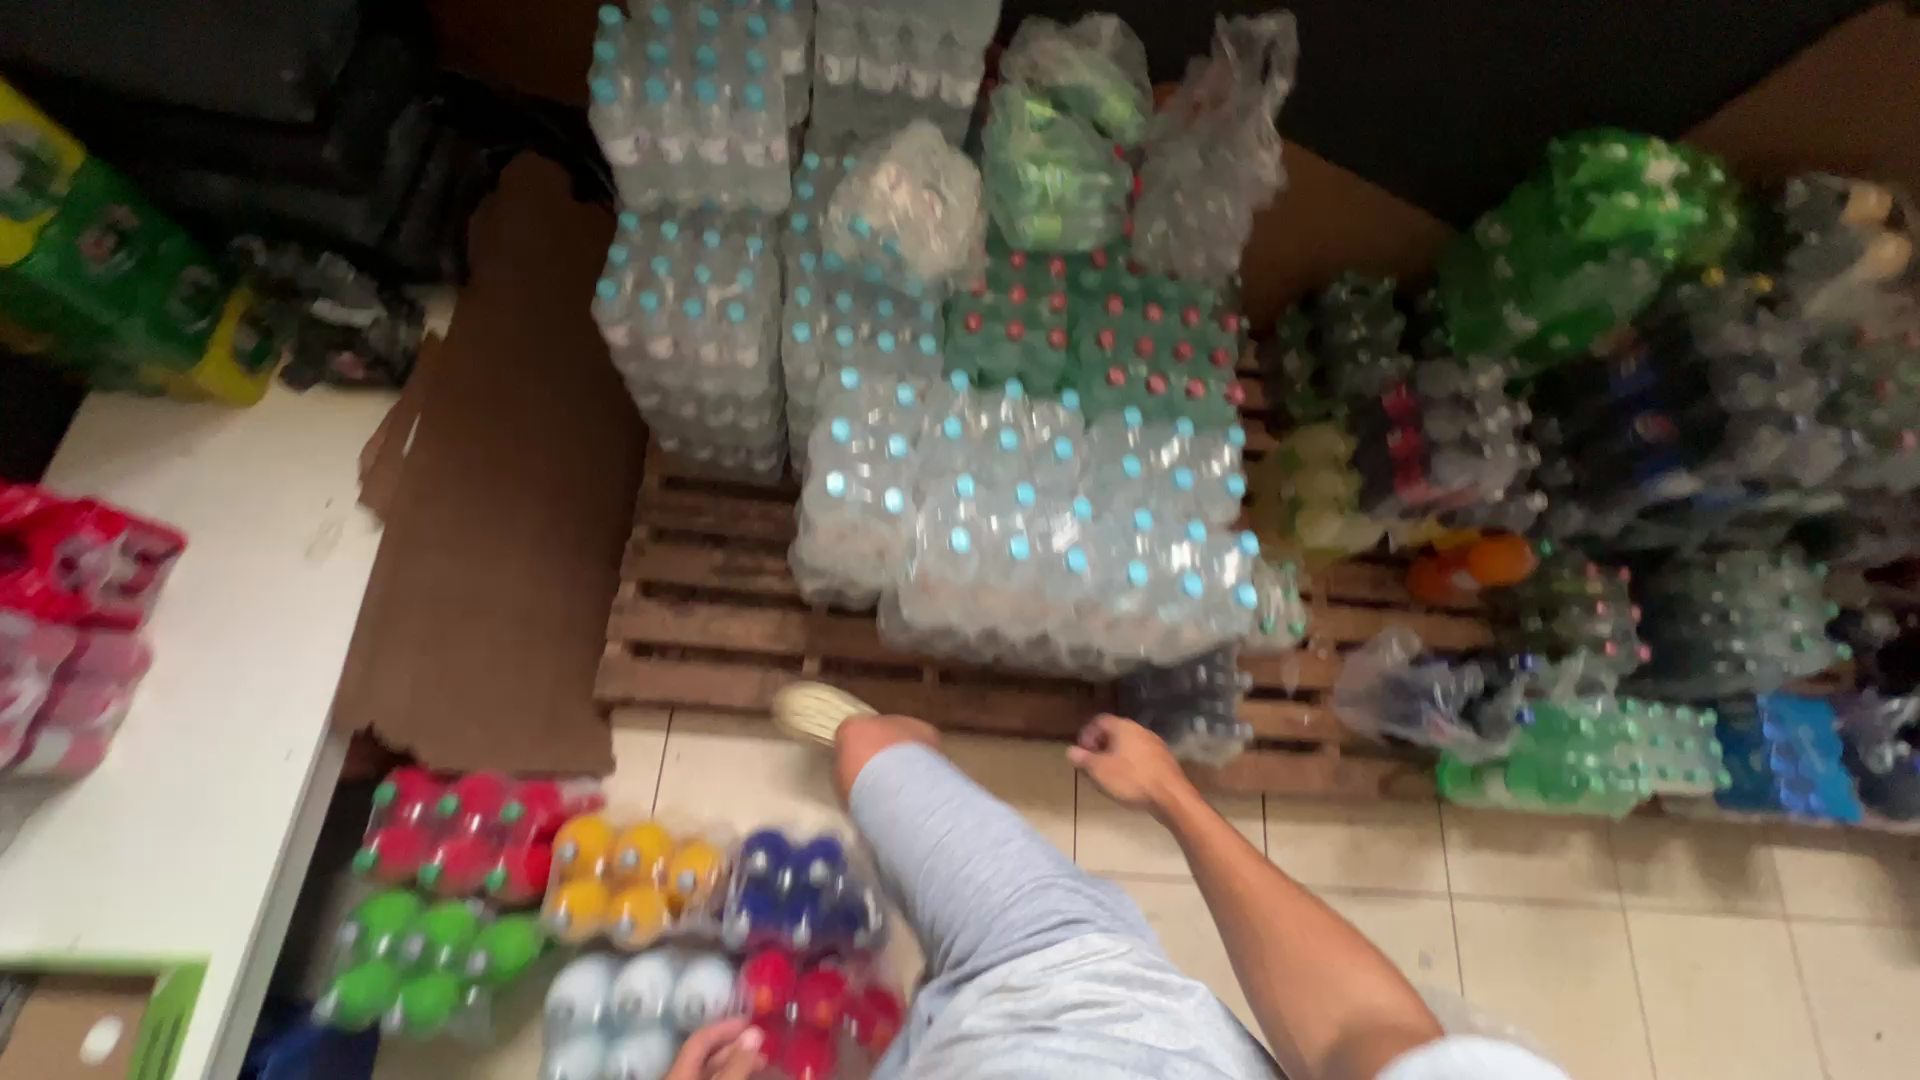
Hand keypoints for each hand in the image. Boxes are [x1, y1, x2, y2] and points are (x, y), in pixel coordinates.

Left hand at [664, 1018, 764, 1079]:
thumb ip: (737, 1063)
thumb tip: (756, 1032)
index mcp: (678, 1071)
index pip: (700, 1038)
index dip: (724, 1026)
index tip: (750, 1021)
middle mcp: (677, 1075)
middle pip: (705, 1055)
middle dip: (734, 1046)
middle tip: (760, 1043)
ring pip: (708, 1070)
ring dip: (734, 1061)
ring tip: (758, 1061)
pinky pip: (709, 1079)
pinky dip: (727, 1074)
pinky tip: (742, 1074)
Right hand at [1067, 714, 1191, 816]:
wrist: (1172, 797)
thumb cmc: (1131, 779)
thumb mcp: (1099, 770)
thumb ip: (1082, 759)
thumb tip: (1071, 751)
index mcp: (1122, 727)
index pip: (1098, 720)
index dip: (1086, 735)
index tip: (1082, 753)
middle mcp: (1140, 730)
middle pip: (1114, 732)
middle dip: (1100, 747)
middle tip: (1093, 766)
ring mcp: (1155, 744)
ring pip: (1128, 745)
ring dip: (1115, 756)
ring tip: (1109, 776)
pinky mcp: (1165, 760)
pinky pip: (1141, 756)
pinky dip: (1131, 764)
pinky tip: (1129, 782)